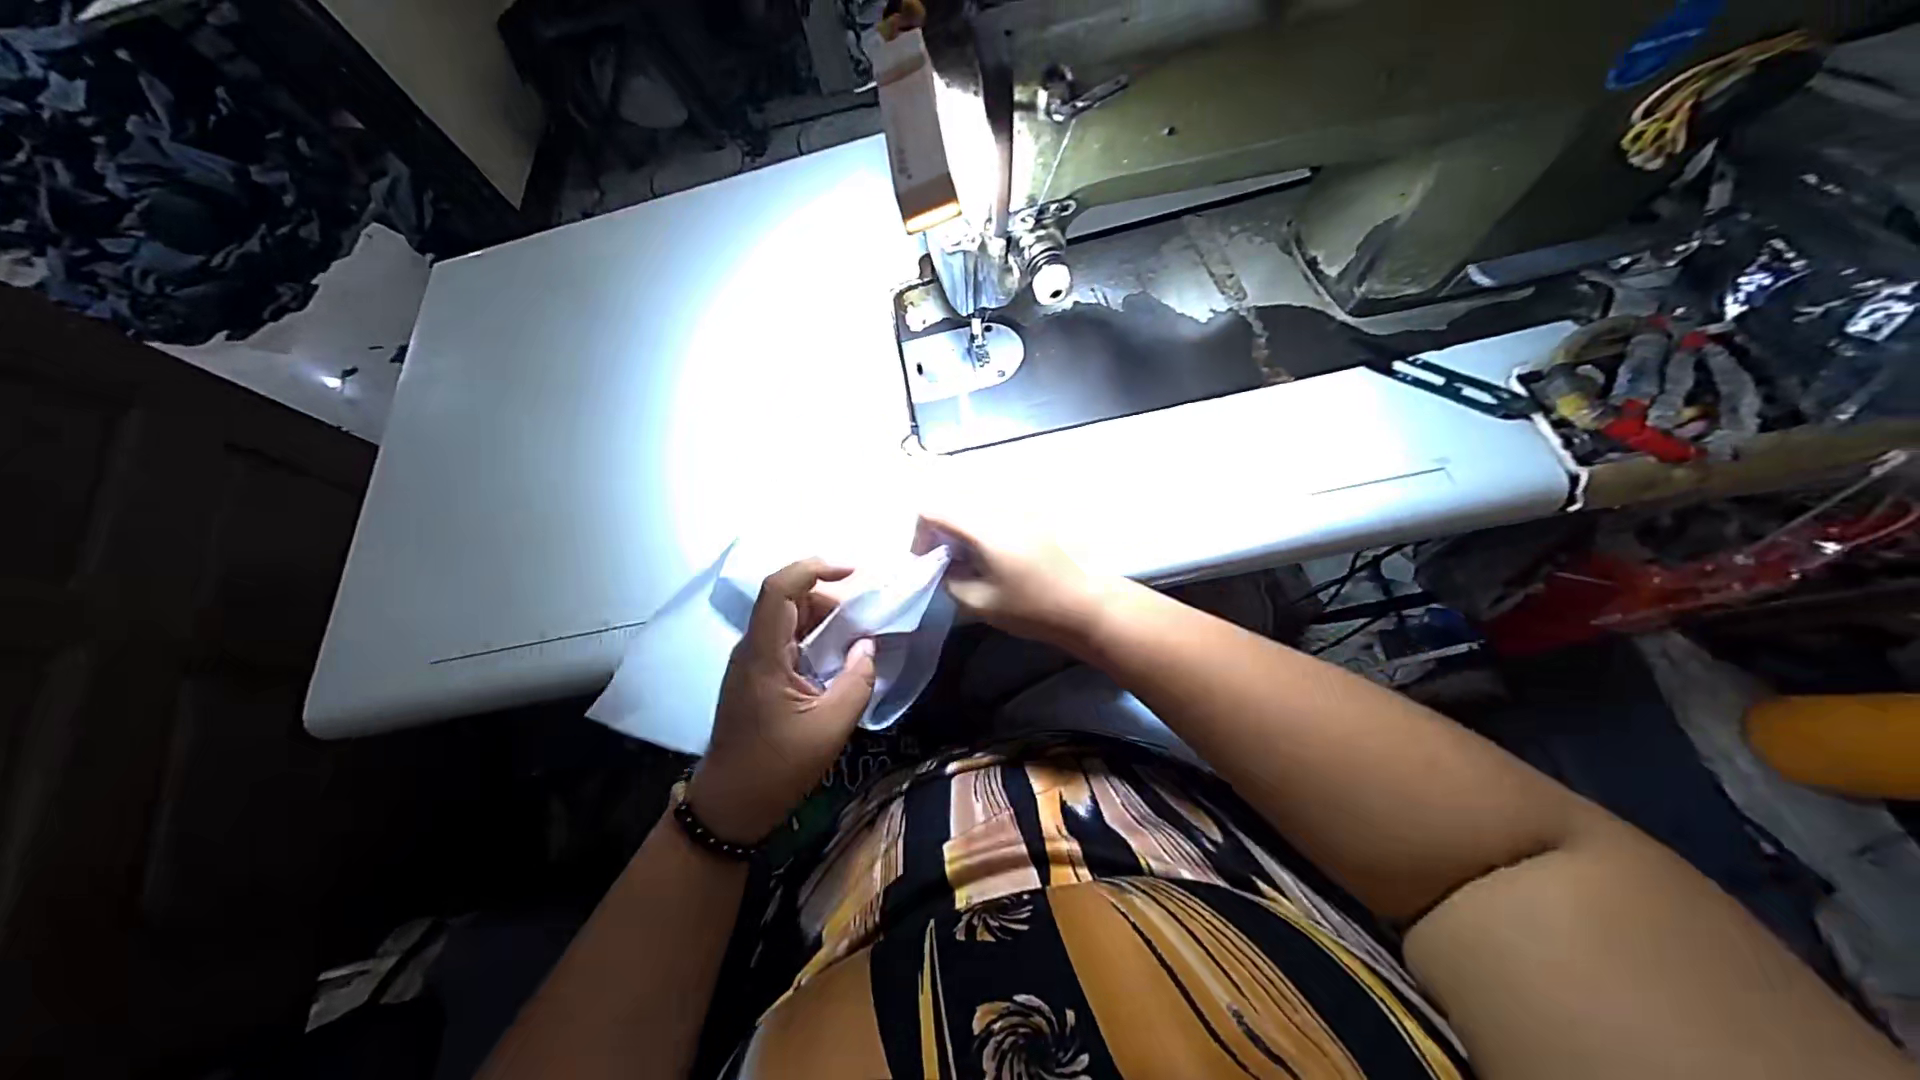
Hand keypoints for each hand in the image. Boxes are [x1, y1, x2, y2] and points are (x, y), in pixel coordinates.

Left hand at [687, 559, 877, 844]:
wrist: (731, 805)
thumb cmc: (778, 767)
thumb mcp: (831, 728)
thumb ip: (857, 680)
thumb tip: (867, 645)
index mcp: (763, 655)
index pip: (779, 589)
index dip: (814, 568)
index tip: (852, 571)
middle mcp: (751, 650)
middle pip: (787, 600)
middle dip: (829, 598)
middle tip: (866, 619)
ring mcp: (750, 663)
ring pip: (788, 621)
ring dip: (824, 621)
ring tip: (858, 639)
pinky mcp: (755, 678)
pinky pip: (786, 643)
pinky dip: (815, 641)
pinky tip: (838, 660)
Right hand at [915, 509, 1114, 648]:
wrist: (1087, 605)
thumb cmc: (1032, 607)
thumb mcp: (978, 602)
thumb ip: (948, 578)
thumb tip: (941, 563)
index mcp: (983, 527)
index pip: (932, 510)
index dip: (920, 535)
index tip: (928, 562)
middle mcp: (1000, 508)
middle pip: (953, 504)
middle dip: (941, 532)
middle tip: (948, 564)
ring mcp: (1020, 509)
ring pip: (974, 507)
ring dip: (963, 530)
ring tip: (972, 562)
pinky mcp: (1034, 516)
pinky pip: (995, 512)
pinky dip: (983, 529)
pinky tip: (996, 557)